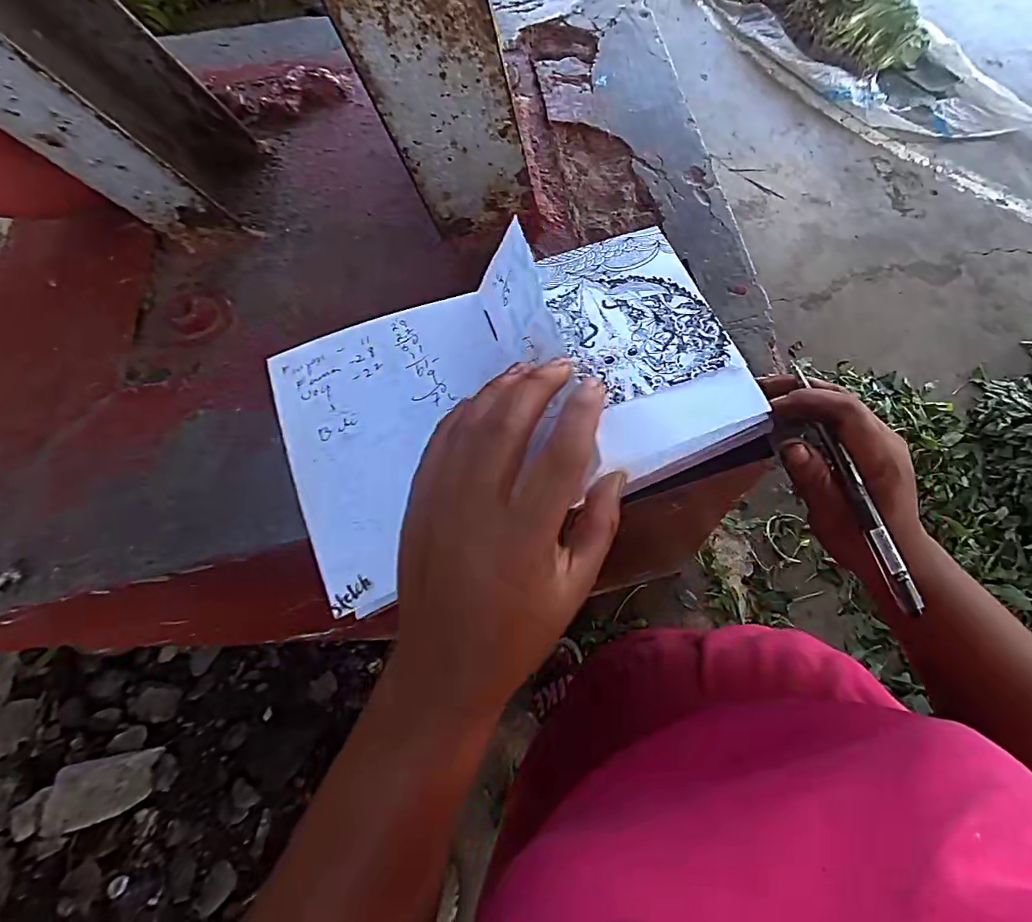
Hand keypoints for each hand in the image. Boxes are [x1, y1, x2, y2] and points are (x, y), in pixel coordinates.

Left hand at [390, 361, 625, 718]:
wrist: (442, 664)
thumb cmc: (518, 632)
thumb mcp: (574, 587)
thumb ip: (598, 526)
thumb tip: (613, 473)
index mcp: (526, 534)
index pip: (560, 454)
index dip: (580, 413)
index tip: (594, 387)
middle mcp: (479, 508)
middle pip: (509, 425)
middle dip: (538, 386)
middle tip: (562, 366)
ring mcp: (441, 501)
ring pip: (470, 425)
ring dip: (500, 390)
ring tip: (527, 370)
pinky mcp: (418, 501)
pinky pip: (440, 442)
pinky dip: (463, 413)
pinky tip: (483, 401)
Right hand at [761, 375, 923, 579]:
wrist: (900, 556)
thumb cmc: (866, 544)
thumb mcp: (833, 518)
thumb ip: (814, 481)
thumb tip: (791, 445)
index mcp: (881, 456)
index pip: (846, 410)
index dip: (808, 400)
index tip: (774, 406)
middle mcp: (886, 439)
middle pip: (844, 399)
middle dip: (802, 390)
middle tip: (764, 390)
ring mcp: (881, 439)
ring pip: (842, 403)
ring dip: (807, 396)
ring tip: (771, 396)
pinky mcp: (872, 444)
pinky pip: (842, 416)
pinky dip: (815, 410)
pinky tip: (792, 415)